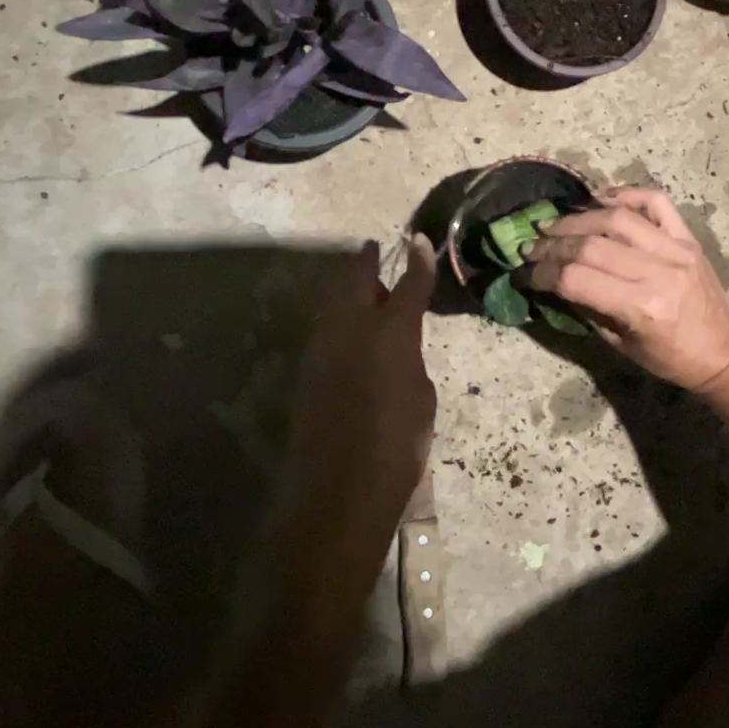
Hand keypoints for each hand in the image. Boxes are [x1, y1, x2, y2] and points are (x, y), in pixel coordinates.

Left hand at [287, 235, 437, 523]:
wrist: (339, 488)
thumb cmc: (398, 446)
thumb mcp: (422, 399)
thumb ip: (411, 361)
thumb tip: (398, 349)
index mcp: (392, 333)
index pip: (409, 285)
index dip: (418, 261)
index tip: (419, 240)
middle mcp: (352, 328)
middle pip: (357, 280)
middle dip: (366, 261)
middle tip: (373, 248)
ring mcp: (323, 347)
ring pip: (335, 303)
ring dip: (348, 289)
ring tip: (362, 286)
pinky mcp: (306, 370)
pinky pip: (325, 330)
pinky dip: (338, 319)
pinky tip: (348, 329)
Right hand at [524, 188, 728, 390]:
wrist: (723, 352)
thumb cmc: (669, 358)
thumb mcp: (619, 344)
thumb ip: (585, 307)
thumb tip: (550, 280)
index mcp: (641, 307)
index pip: (577, 278)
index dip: (542, 273)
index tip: (522, 273)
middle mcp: (658, 271)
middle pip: (592, 244)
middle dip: (553, 244)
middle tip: (531, 247)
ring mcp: (676, 249)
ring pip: (618, 216)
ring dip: (578, 217)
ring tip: (555, 225)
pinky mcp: (688, 237)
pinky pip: (655, 201)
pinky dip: (625, 193)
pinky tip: (599, 198)